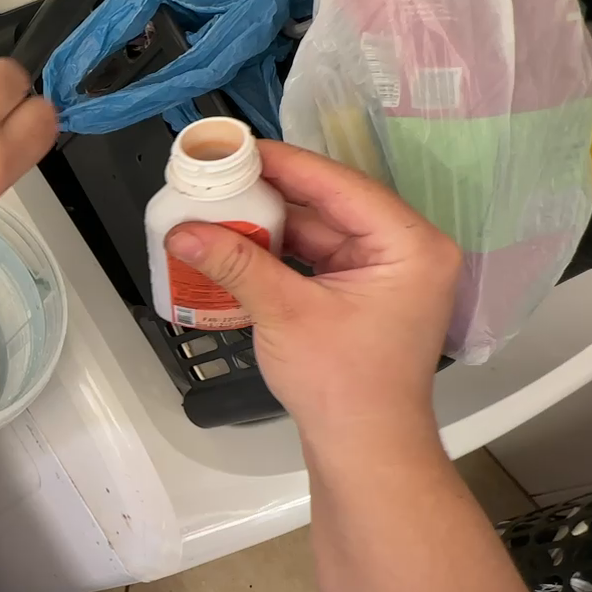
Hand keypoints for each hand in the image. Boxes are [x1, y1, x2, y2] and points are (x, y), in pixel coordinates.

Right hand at [162, 139, 459, 443]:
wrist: (359, 441)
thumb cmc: (344, 383)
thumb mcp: (284, 313)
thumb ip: (235, 264)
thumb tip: (184, 232)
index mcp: (408, 246)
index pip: (341, 185)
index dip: (286, 163)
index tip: (238, 150)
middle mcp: (400, 250)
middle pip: (326, 203)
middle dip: (269, 193)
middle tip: (218, 178)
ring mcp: (376, 271)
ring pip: (313, 229)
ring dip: (265, 222)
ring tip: (217, 208)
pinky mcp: (352, 291)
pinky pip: (308, 255)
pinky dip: (271, 249)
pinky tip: (234, 243)